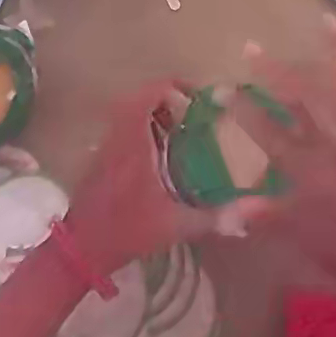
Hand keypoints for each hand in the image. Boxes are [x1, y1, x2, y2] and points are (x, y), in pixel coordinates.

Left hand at [64, 81, 214, 273]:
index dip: (169, 86)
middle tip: (189, 113)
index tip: (194, 96)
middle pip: (137, 99)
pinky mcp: (100, 160)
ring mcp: (105, 148)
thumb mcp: (174, 226)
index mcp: (133, 143)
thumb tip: (254, 210)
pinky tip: (159, 154)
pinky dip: (140, 129)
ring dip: (151, 113)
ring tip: (179, 130)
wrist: (80, 251)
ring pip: (126, 114)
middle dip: (164, 98)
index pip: (146, 95)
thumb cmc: (126, 232)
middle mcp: (117, 138)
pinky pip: (121, 129)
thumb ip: (214, 217)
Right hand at [226, 22, 335, 311]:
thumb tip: (227, 209)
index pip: (266, 131)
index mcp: (309, 170)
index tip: (220, 90)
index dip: (240, 109)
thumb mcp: (300, 236)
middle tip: (251, 49)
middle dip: (273, 71)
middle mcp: (335, 145)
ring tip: (324, 22)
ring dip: (335, 52)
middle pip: (301, 99)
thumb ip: (264, 215)